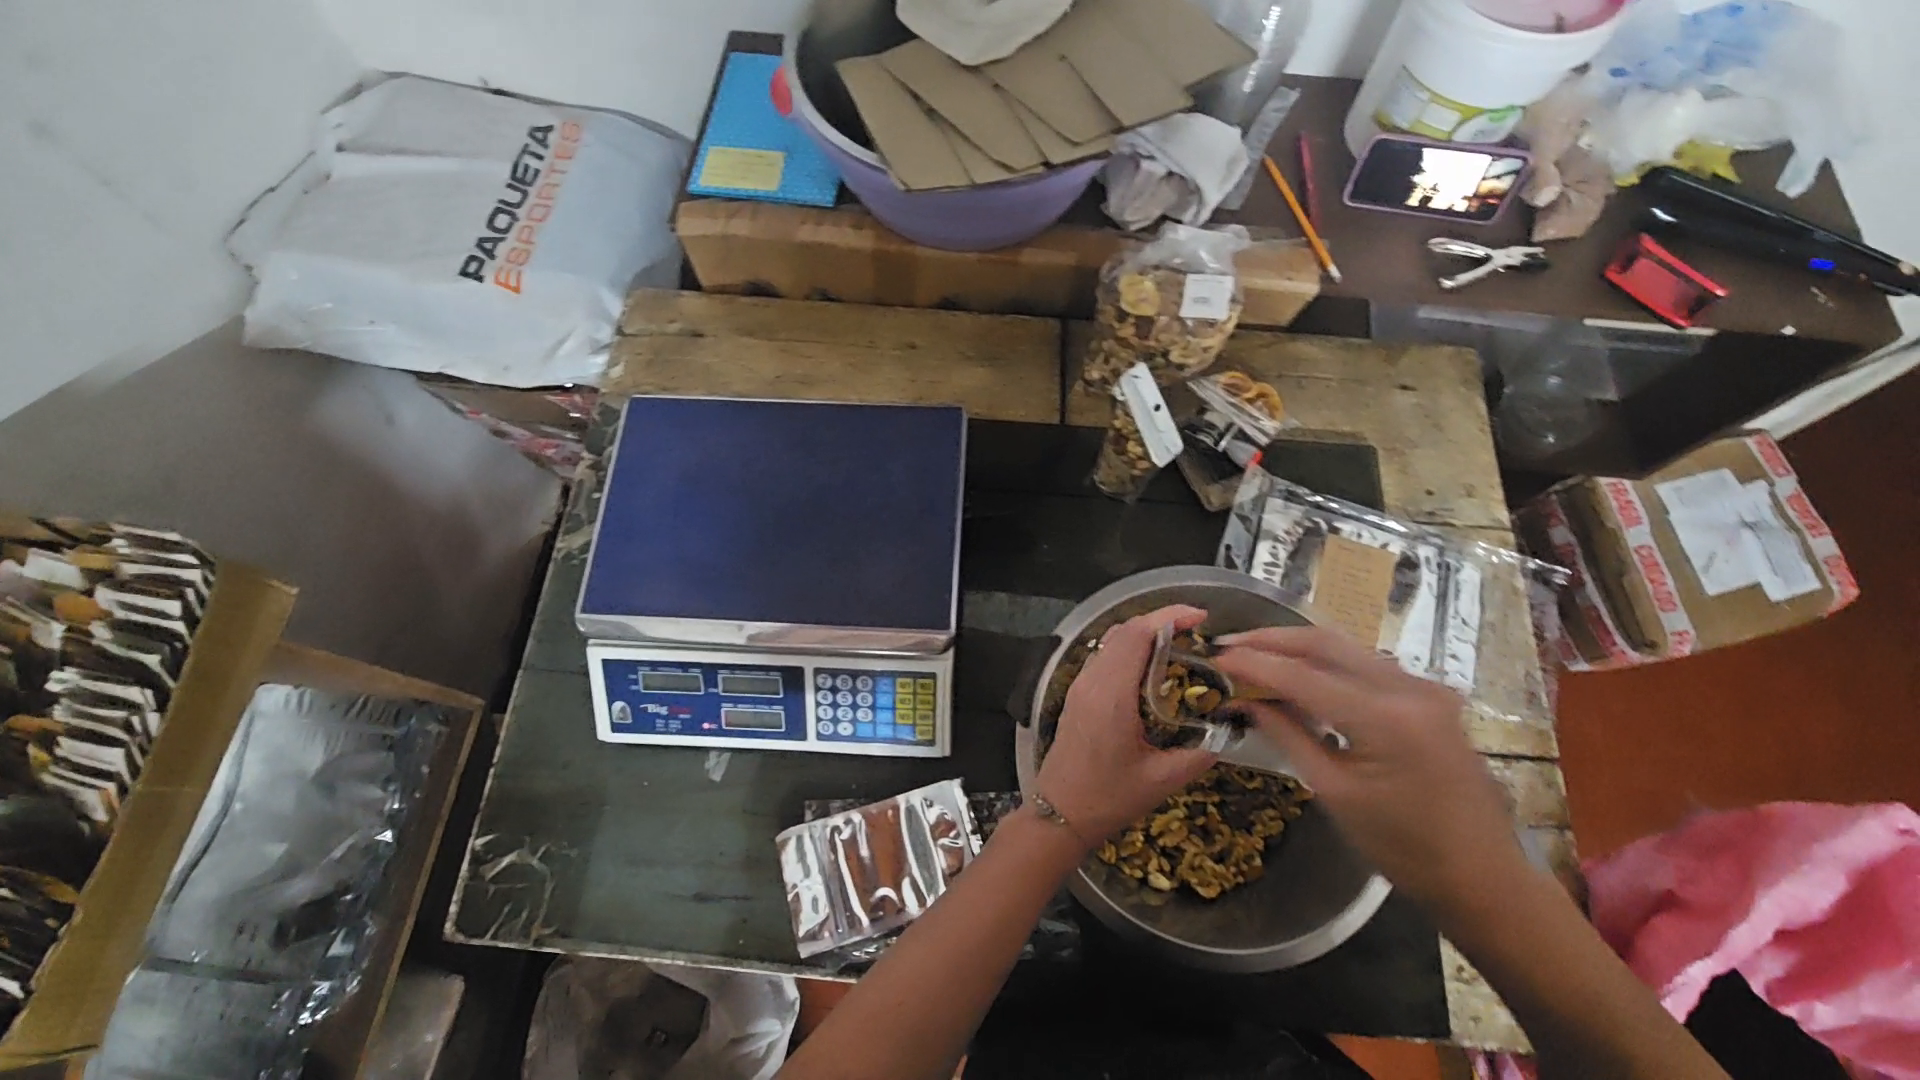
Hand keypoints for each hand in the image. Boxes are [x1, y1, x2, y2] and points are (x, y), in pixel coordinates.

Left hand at [1034, 605, 1218, 848]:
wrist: (1058, 815)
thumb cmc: (1107, 799)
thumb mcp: (1162, 781)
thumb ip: (1199, 754)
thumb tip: (1228, 733)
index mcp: (1111, 695)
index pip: (1137, 635)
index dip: (1169, 617)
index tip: (1200, 617)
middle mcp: (1092, 681)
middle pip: (1124, 631)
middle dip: (1161, 621)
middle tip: (1197, 632)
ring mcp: (1080, 686)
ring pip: (1111, 641)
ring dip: (1144, 634)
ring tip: (1179, 646)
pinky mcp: (1076, 695)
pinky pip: (1103, 657)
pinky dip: (1129, 650)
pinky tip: (1151, 669)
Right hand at [1211, 627, 1525, 912]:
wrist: (1484, 876)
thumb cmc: (1405, 848)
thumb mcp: (1335, 792)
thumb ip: (1289, 736)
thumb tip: (1247, 702)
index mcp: (1385, 717)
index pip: (1302, 675)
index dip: (1253, 664)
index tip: (1214, 658)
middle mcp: (1408, 688)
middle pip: (1326, 643)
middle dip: (1272, 640)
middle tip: (1228, 645)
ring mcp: (1424, 688)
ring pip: (1346, 648)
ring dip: (1297, 648)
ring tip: (1253, 654)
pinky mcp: (1429, 697)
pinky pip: (1366, 666)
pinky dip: (1326, 664)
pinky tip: (1298, 674)